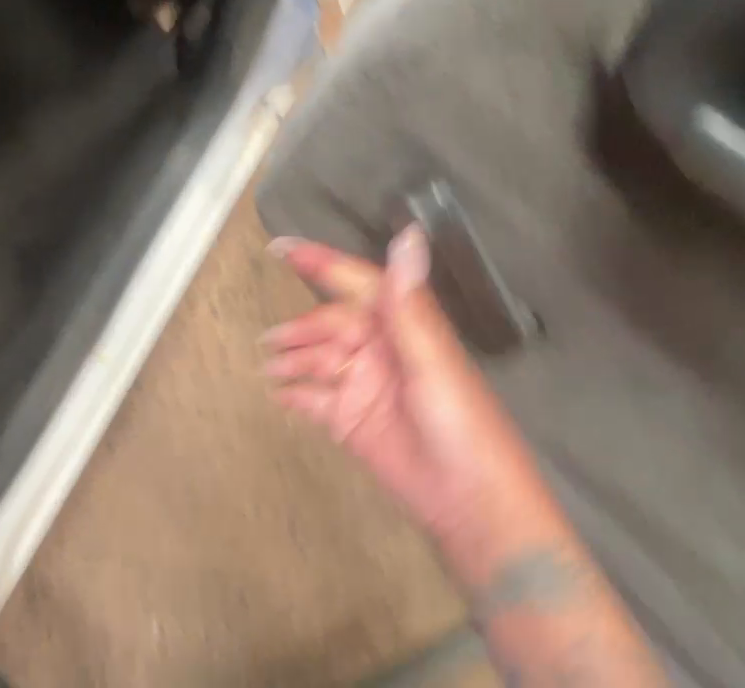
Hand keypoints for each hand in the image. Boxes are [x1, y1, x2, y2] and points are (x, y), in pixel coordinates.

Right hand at [262, 227, 539, 536]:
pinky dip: (292, 393)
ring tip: (270, 367)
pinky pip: (312, 397)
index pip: (357, 284)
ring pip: (316, 358)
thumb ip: (409, 304)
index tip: (281, 248)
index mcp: (404, 329)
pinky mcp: (349, 420)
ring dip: (292, 359)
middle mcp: (380, 351)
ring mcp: (363, 386)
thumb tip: (407, 237)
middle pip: (328, 324)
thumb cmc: (465, 428)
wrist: (473, 508)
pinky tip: (278, 394)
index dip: (321, 263)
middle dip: (300, 327)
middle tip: (273, 340)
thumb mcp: (435, 362)